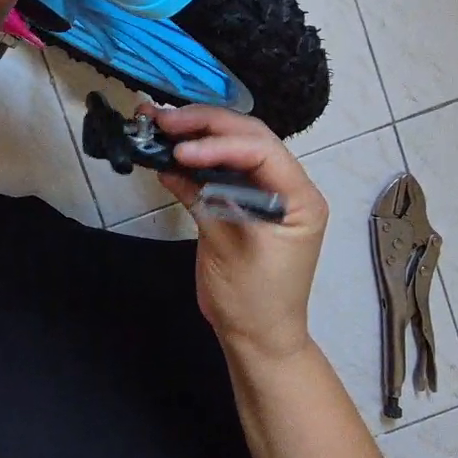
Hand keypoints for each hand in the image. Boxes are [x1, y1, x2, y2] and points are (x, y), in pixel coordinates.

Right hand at [148, 105, 328, 359]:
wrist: (256, 337)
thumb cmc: (253, 300)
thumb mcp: (231, 250)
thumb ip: (206, 201)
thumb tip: (172, 165)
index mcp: (299, 197)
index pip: (261, 150)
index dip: (219, 143)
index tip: (181, 151)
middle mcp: (286, 186)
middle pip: (247, 137)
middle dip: (205, 125)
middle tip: (162, 120)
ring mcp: (263, 192)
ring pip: (231, 146)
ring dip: (196, 134)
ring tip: (158, 124)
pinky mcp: (239, 200)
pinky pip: (218, 170)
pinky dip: (192, 160)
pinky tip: (165, 155)